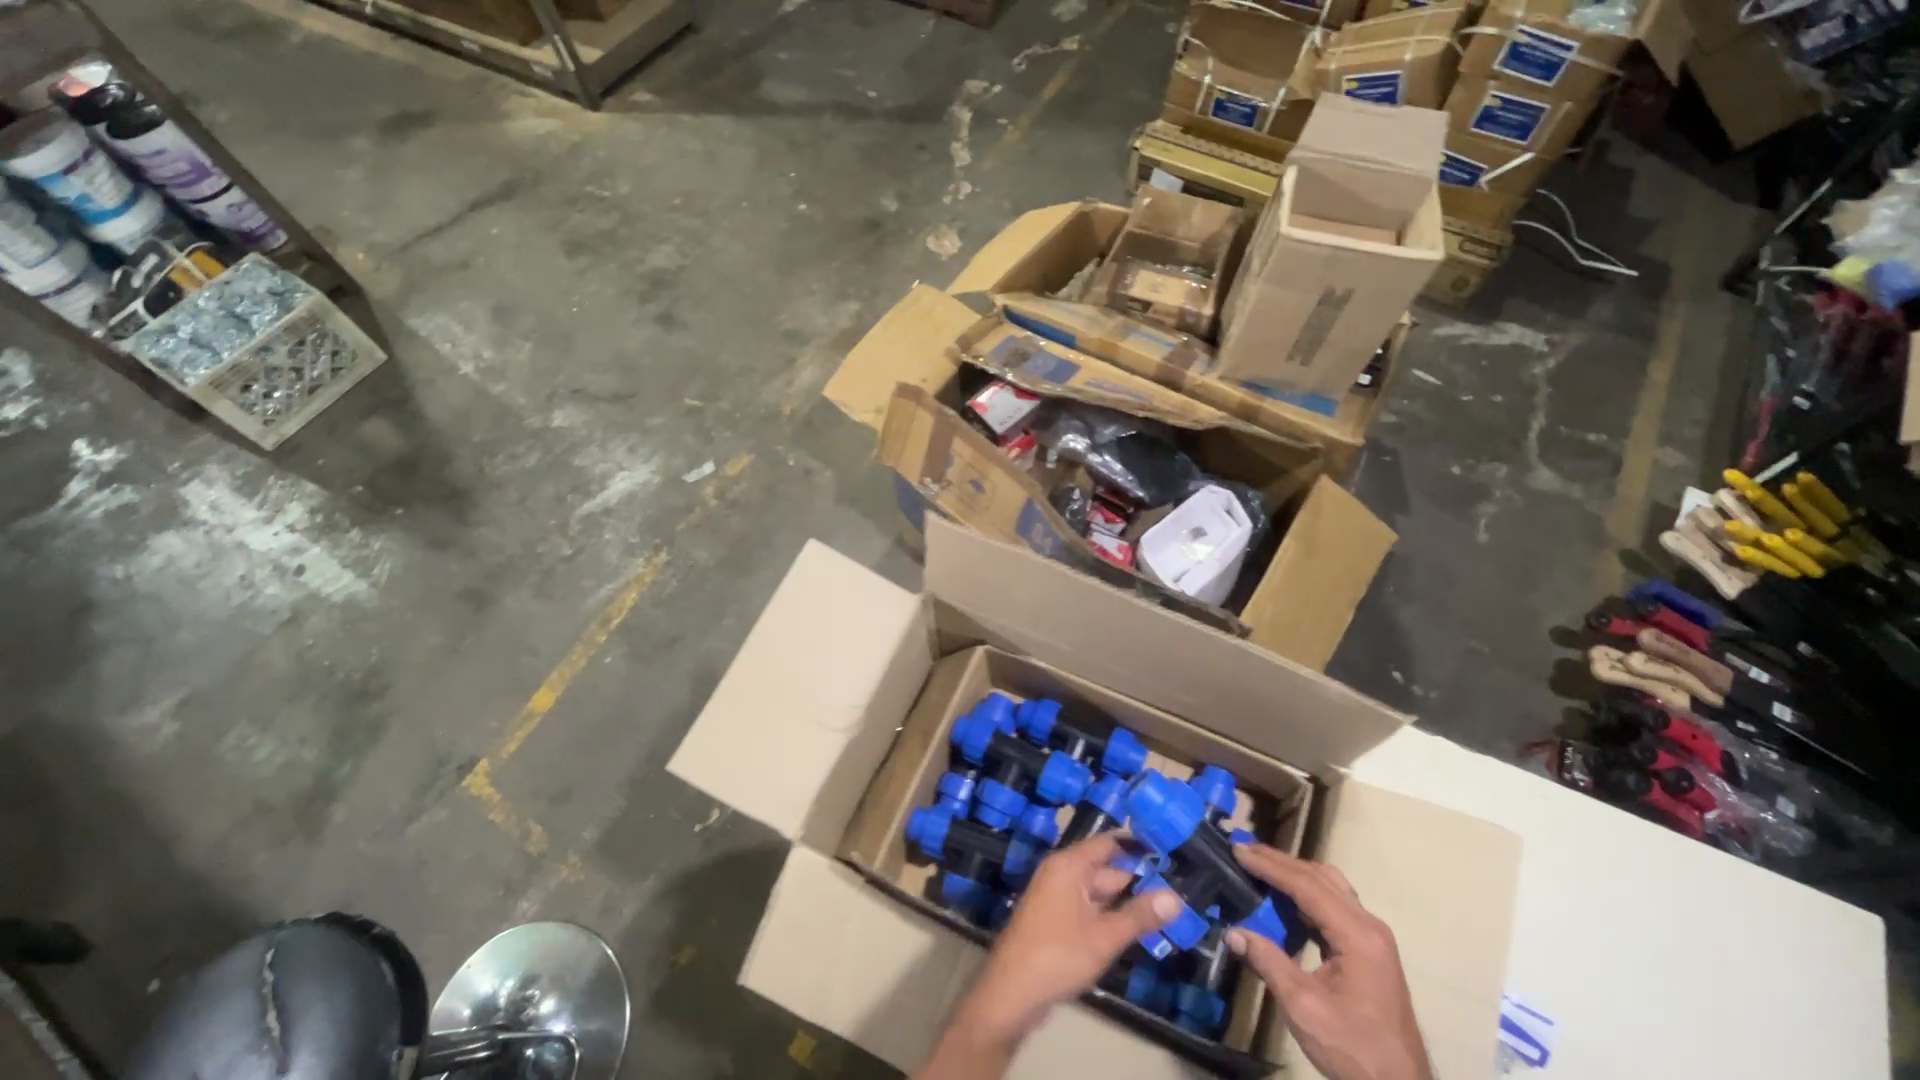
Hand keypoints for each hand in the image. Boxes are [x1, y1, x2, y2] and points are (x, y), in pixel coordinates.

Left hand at [922, 833, 1179, 1077]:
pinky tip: (1141, 930)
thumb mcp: (1105, 937)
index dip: (1140, 845)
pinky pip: (1092, 910)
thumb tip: (1177, 896)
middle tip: (1184, 887)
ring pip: (1102, 893)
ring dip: (1130, 903)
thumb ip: (1140, 915)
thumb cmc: (1057, 957)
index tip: (1173, 849)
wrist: (1011, 995)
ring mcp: (1058, 898)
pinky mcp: (1058, 922)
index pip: (1110, 843)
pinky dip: (1113, 917)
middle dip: (1142, 881)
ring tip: (1173, 908)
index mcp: (1069, 866)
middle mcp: (1062, 874)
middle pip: (1109, 870)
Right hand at [1226, 843, 1431, 1079]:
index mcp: (1357, 936)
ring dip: (1295, 874)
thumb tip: (1233, 932)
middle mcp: (1369, 926)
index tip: (1239, 850)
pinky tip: (1285, 900)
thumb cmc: (1351, 1045)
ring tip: (1259, 866)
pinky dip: (1307, 894)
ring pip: (1331, 888)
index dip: (1271, 866)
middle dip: (1281, 862)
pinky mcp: (1370, 950)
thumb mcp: (1303, 1006)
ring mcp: (1373, 937)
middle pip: (1322, 879)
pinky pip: (1336, 907)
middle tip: (1243, 849)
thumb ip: (1268, 962)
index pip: (1308, 886)